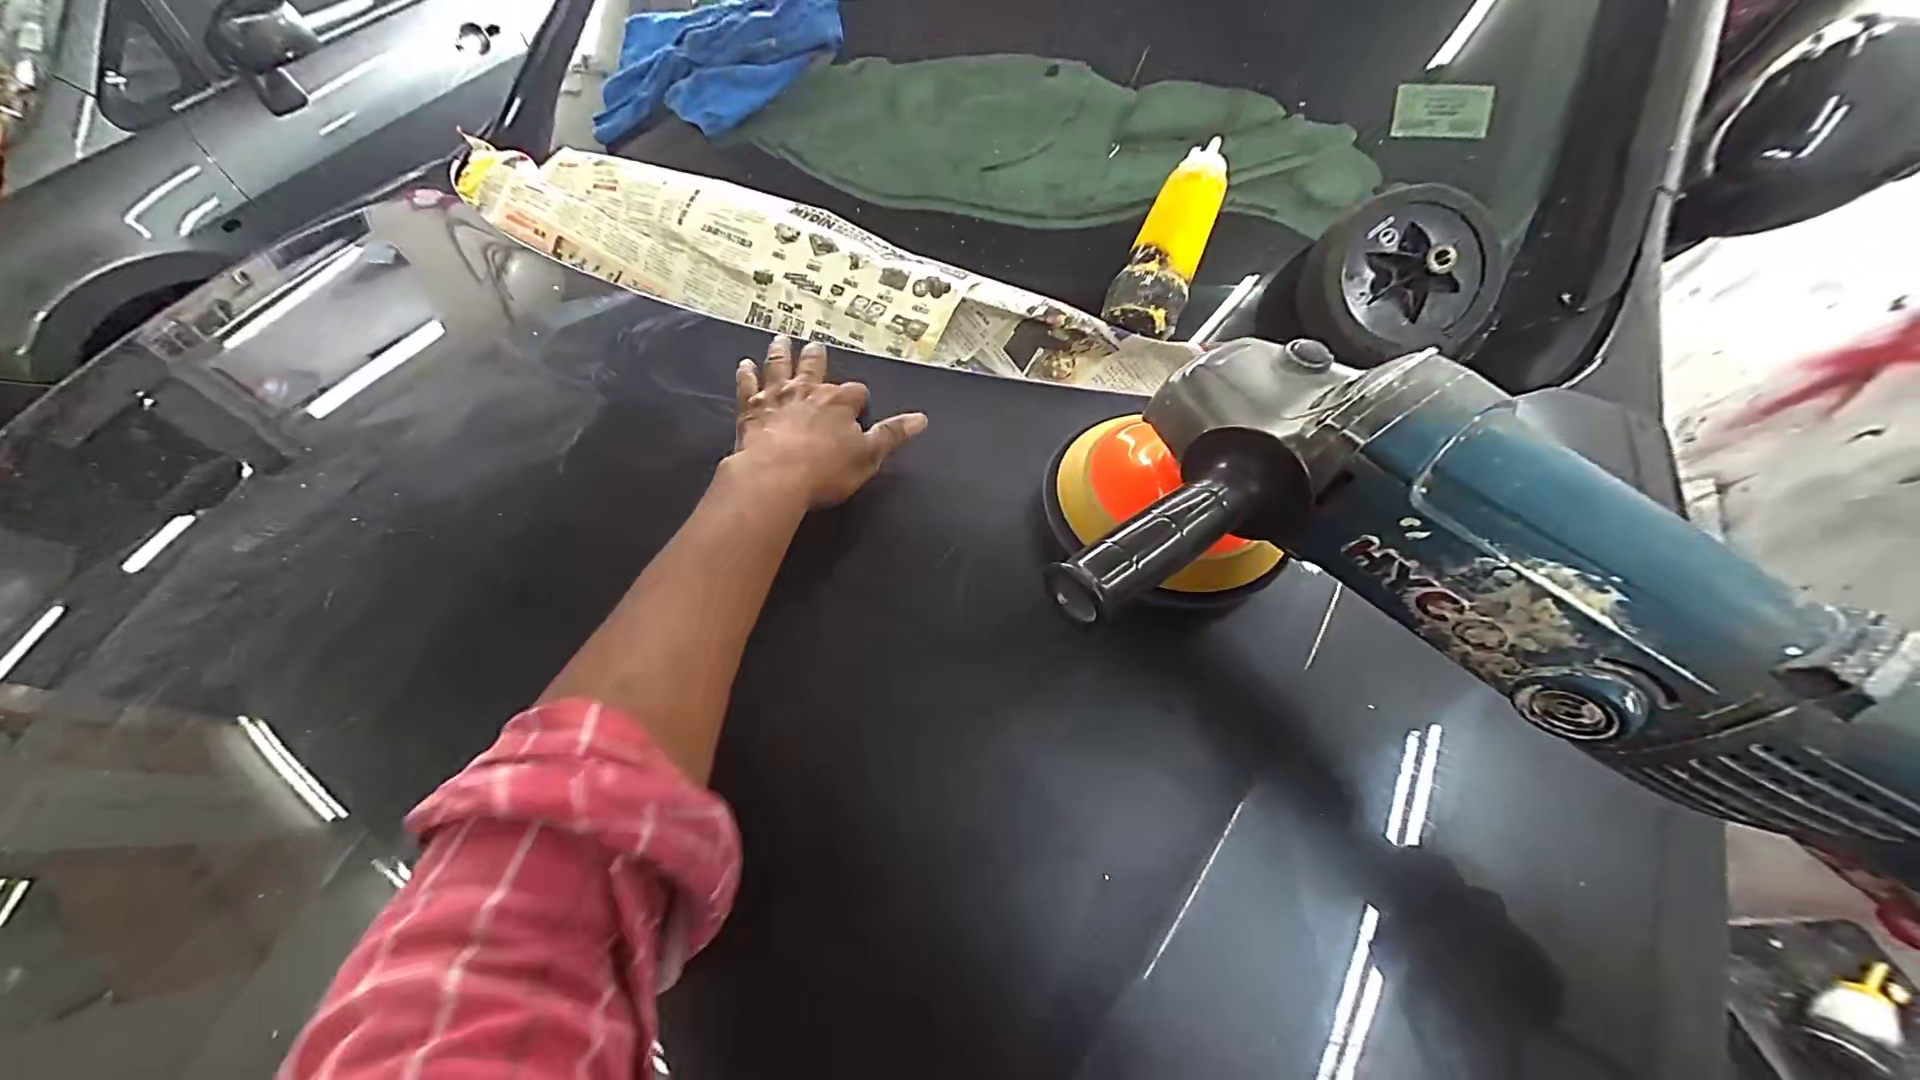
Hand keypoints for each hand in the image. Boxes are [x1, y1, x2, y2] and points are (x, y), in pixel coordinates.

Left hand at [731, 335, 927, 507]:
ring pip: (780, 366)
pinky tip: (744, 364)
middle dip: (817, 358)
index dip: (858, 399)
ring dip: (781, 353)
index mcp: (840, 403)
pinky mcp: (751, 408)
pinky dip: (746, 373)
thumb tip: (919, 419)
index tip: (858, 404)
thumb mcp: (869, 456)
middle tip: (816, 346)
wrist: (775, 477)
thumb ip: (892, 435)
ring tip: (781, 340)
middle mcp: (808, 391)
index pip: (855, 393)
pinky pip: (748, 384)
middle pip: (815, 367)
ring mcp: (777, 396)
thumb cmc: (824, 470)